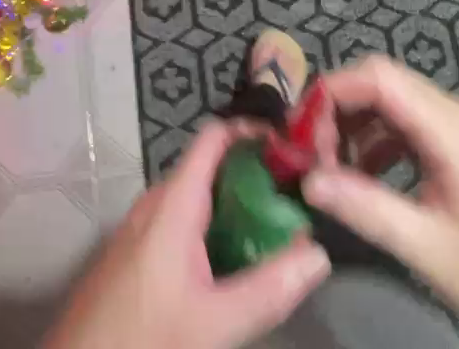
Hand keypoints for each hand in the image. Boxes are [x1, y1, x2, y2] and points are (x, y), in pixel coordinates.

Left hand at [43, 119, 331, 348]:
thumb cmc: (143, 335)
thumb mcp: (214, 322)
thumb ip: (268, 289)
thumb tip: (319, 253)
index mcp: (173, 203)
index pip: (213, 138)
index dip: (252, 131)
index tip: (293, 147)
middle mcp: (157, 203)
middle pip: (211, 167)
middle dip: (255, 174)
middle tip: (299, 196)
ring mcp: (143, 226)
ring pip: (199, 197)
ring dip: (237, 204)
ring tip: (280, 227)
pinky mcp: (138, 251)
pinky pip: (184, 221)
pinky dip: (216, 226)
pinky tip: (239, 259)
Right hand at [301, 57, 458, 348]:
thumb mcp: (426, 248)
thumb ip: (365, 207)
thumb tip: (307, 179)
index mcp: (452, 130)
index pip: (380, 78)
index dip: (333, 91)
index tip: (298, 129)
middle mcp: (456, 116)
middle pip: (382, 82)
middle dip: (337, 108)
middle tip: (307, 152)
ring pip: (390, 102)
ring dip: (352, 125)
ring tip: (327, 168)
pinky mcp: (458, 148)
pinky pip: (404, 124)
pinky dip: (373, 140)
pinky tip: (360, 177)